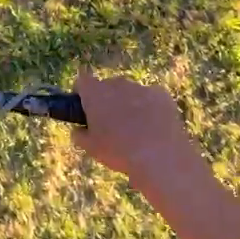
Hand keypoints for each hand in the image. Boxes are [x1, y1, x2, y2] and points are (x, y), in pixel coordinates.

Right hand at [72, 70, 193, 181]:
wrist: (159, 156)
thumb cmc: (118, 151)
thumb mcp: (90, 148)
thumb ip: (79, 134)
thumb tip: (78, 130)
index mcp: (95, 93)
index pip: (82, 82)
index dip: (82, 93)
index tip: (85, 108)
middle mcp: (116, 83)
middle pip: (107, 86)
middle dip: (107, 100)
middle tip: (110, 123)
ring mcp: (140, 87)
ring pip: (130, 92)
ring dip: (129, 104)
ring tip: (135, 129)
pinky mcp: (161, 94)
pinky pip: (150, 98)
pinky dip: (150, 108)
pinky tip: (154, 128)